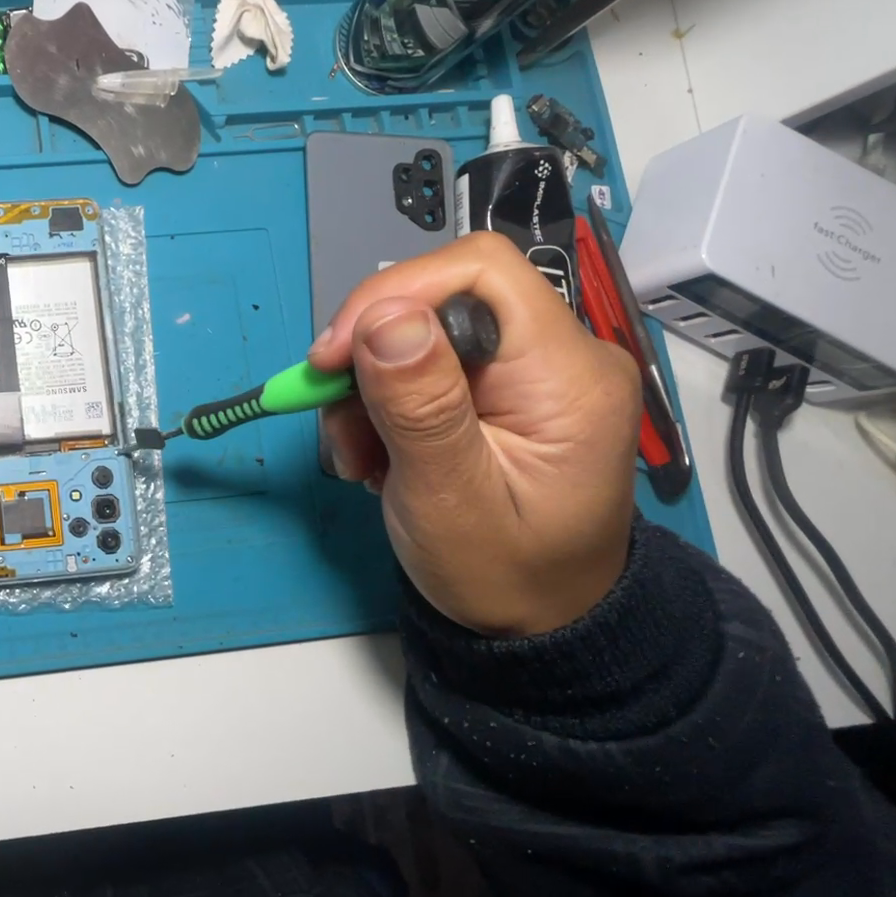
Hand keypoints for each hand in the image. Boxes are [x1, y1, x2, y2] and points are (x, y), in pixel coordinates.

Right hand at [310, 231, 640, 637]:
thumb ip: (420, 407)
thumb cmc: (499, 572)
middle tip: (333, 416)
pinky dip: (375, 406)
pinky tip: (374, 456)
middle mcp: (554, 356)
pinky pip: (416, 368)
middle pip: (437, 301)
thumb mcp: (448, 498)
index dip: (393, 297)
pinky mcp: (493, 392)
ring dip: (363, 391)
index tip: (329, 358)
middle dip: (367, 356)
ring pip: (413, 337)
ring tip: (359, 459)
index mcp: (566, 375)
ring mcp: (524, 373)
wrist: (530, 624)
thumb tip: (382, 318)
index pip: (478, 273)